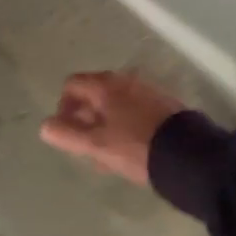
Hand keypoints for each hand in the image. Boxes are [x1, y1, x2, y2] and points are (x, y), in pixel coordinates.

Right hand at [39, 70, 185, 184]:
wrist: (190, 156)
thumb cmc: (136, 146)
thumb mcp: (97, 145)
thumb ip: (68, 134)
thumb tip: (44, 126)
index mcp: (104, 84)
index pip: (72, 84)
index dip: (64, 106)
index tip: (68, 130)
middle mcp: (124, 79)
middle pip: (94, 93)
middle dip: (87, 118)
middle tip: (89, 146)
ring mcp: (147, 90)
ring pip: (117, 104)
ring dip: (107, 123)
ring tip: (111, 152)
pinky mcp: (166, 105)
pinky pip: (137, 110)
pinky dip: (128, 124)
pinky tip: (134, 148)